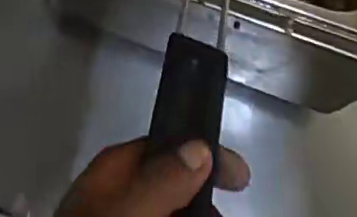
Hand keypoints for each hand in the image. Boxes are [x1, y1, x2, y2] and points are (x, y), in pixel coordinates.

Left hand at [56, 138, 250, 216]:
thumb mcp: (125, 213)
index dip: (206, 156)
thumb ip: (160, 181)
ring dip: (193, 216)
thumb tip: (200, 147)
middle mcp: (120, 196)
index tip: (240, 178)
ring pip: (169, 214)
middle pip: (174, 189)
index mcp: (116, 172)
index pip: (167, 145)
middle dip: (203, 206)